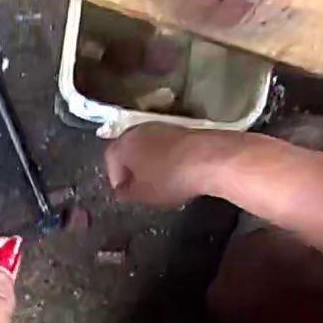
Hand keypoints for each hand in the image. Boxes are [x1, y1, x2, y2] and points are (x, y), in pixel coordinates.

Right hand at [105, 124, 254, 206]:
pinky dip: (167, 157)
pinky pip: (167, 145)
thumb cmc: (168, 178)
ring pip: (149, 146)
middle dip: (132, 167)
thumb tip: (122, 191)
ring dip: (150, 161)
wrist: (212, 159)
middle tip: (138, 185)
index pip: (110, 160)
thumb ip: (126, 194)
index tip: (123, 192)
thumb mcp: (142, 195)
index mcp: (123, 144)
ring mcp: (163, 127)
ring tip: (159, 180)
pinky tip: (176, 171)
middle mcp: (139, 130)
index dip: (115, 178)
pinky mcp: (184, 129)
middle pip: (129, 149)